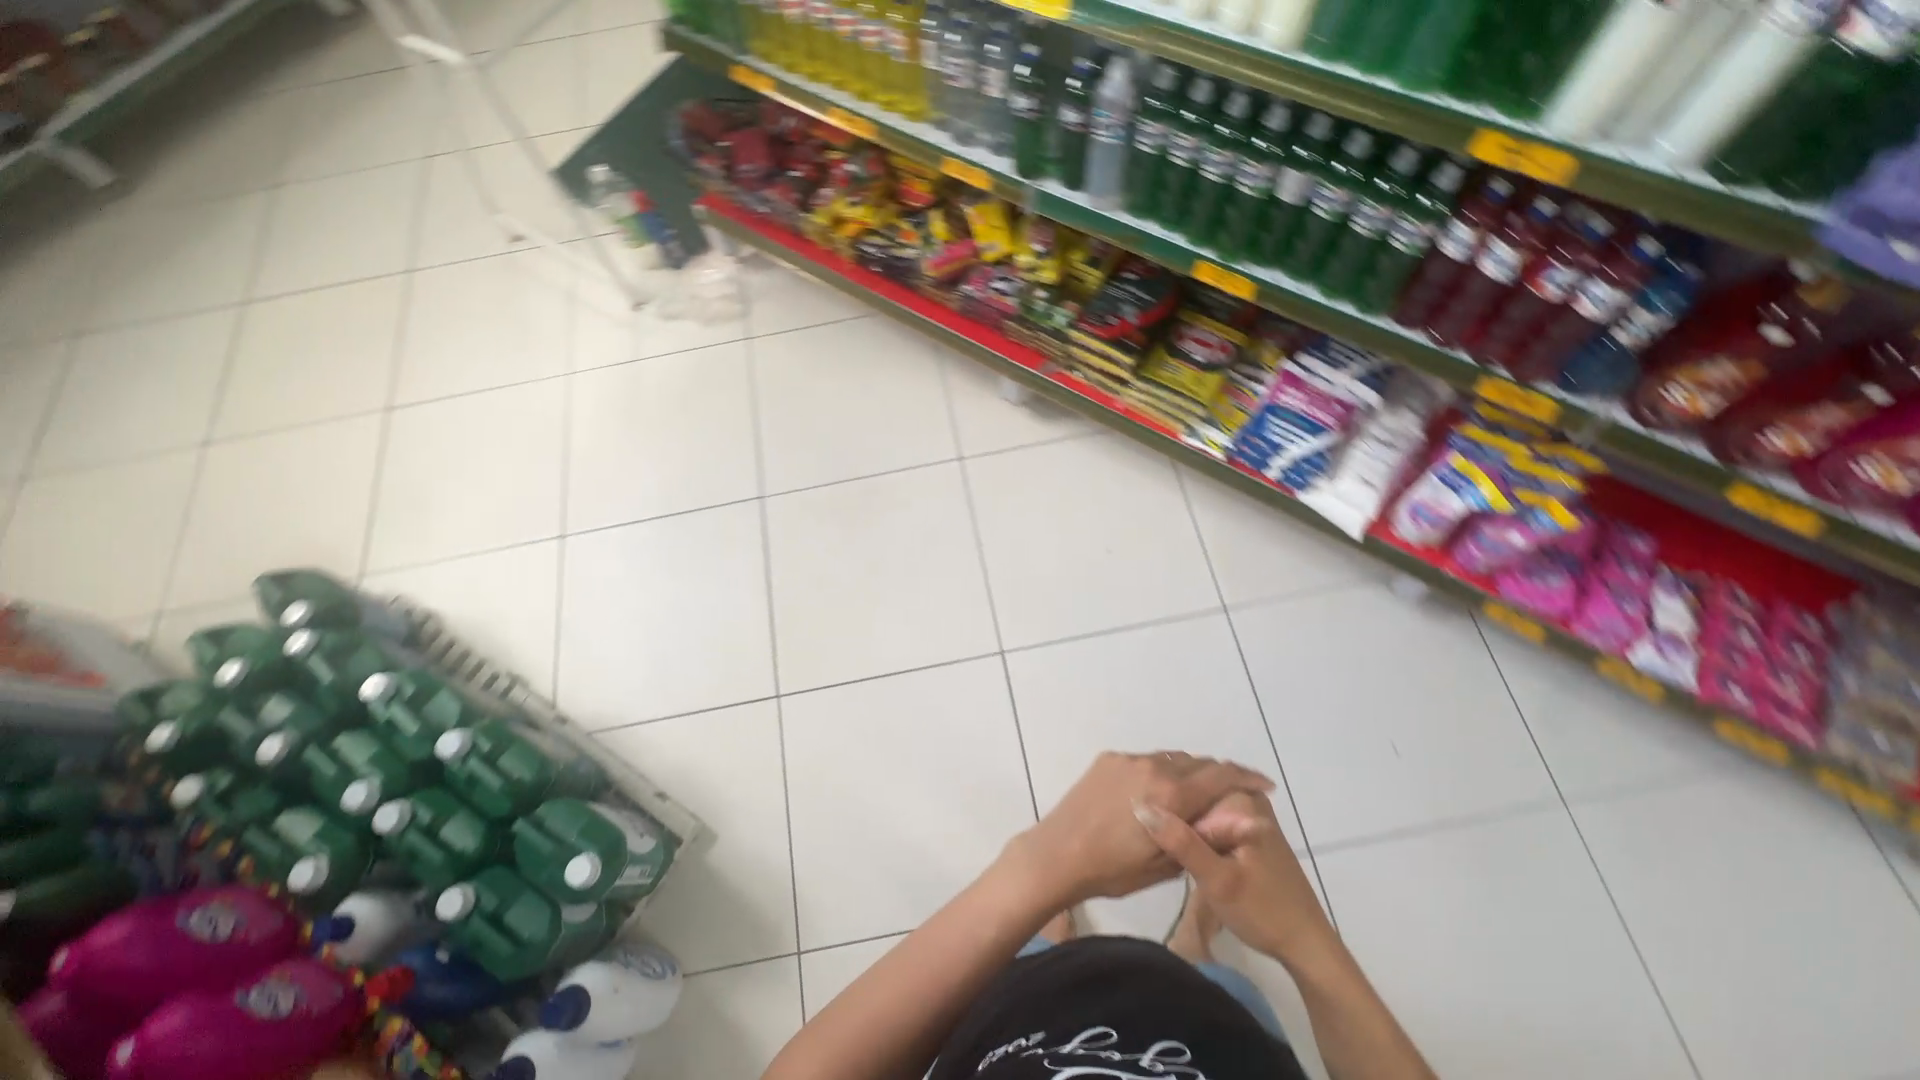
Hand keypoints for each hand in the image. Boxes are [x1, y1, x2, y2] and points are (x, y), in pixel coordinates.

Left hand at [1005, 751, 1274, 907]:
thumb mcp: (1164, 865)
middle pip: (1199, 764)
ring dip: (1189, 773)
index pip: (1222, 777)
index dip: (1248, 778)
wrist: (1056, 855)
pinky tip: (1158, 793)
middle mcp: (1153, 767)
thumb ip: (1204, 838)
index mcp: (1171, 795)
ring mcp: (1128, 760)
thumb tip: (1245, 822)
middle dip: (1220, 777)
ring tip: (1196, 796)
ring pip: (1172, 759)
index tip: (1266, 786)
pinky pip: (1146, 761)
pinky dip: (1161, 772)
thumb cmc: (1112, 871)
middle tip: (1231, 797)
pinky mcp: (1108, 760)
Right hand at [1139, 790, 1338, 967]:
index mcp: (1243, 803)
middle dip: (1172, 814)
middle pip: (1196, 798)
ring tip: (1161, 846)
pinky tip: (1183, 853)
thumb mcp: (1216, 880)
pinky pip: (1215, 824)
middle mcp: (1250, 802)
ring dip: (1183, 826)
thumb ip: (1180, 842)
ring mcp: (1252, 819)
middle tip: (1147, 839)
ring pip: (1204, 812)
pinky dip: (1198, 835)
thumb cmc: (1262, 911)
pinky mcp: (1251, 837)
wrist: (1305, 945)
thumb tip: (1139, 807)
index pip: (1188, 789)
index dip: (1162, 806)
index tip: (1140, 829)